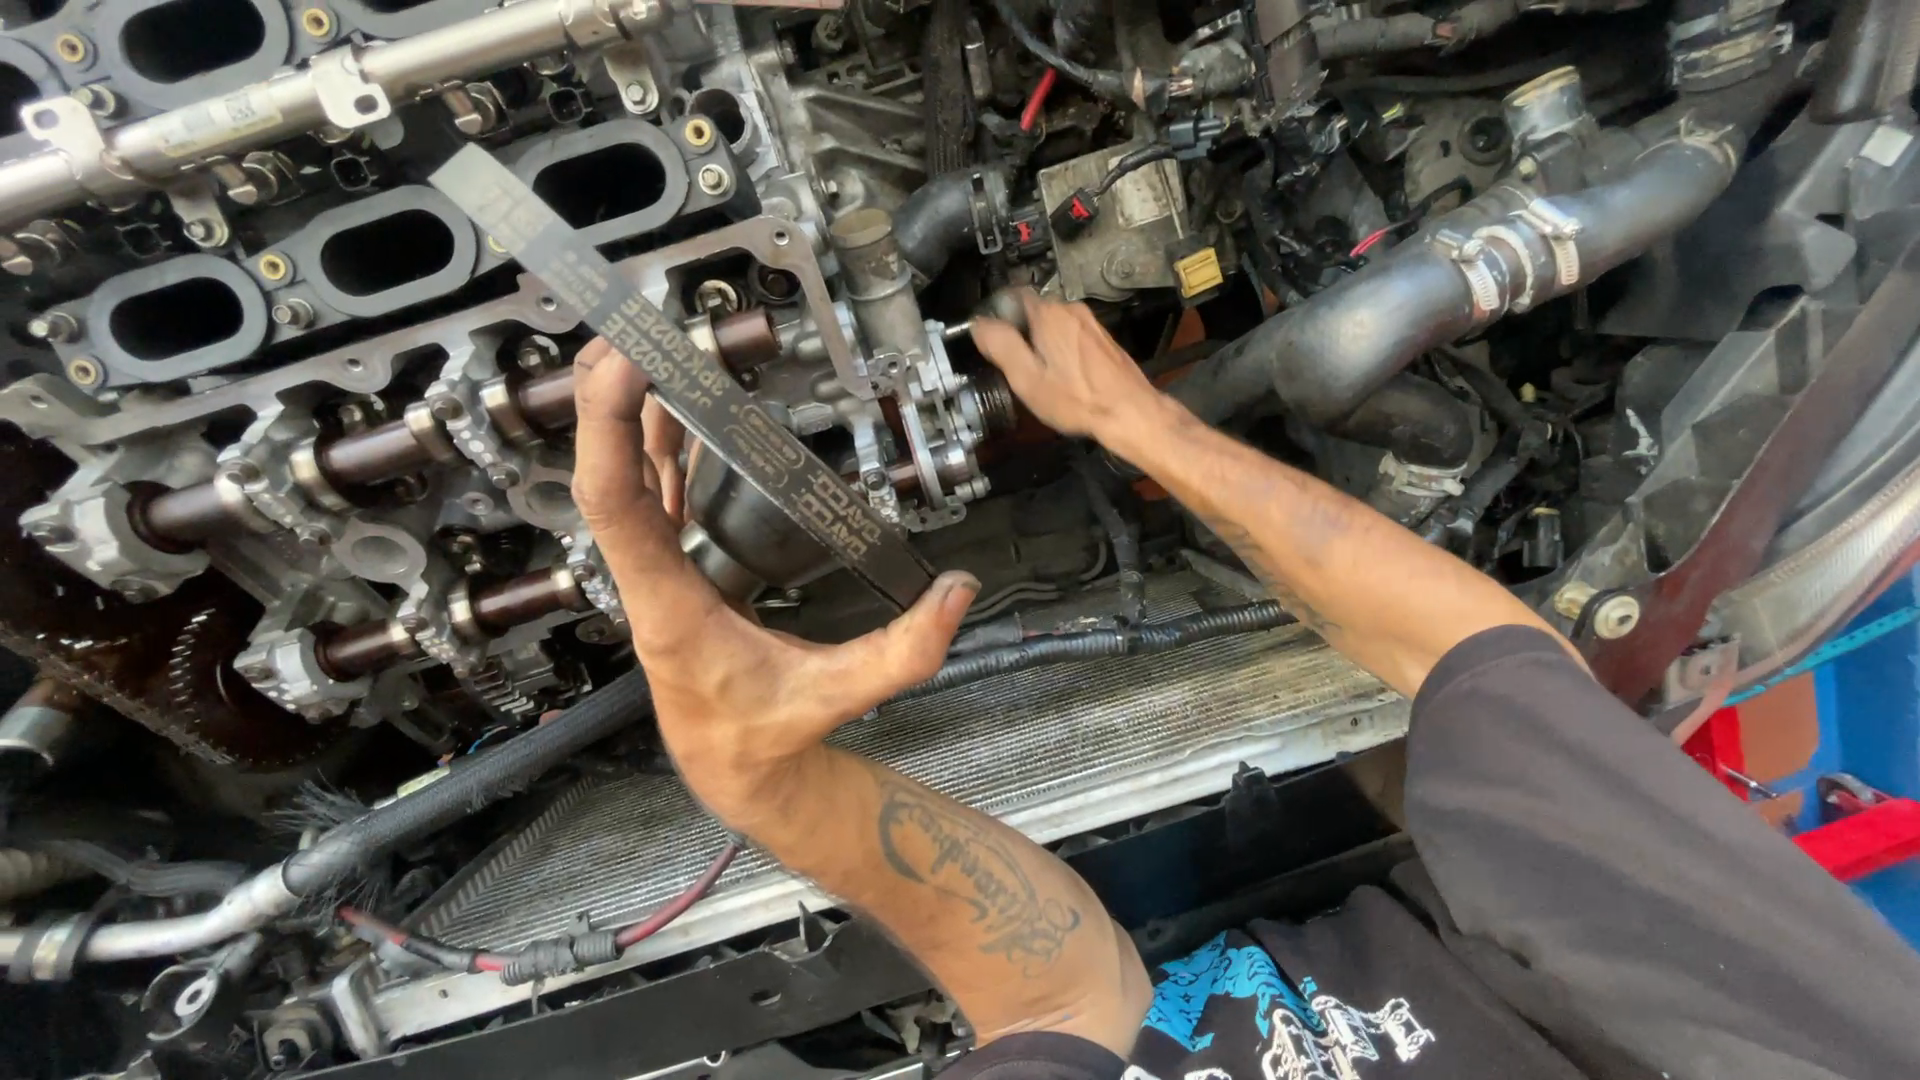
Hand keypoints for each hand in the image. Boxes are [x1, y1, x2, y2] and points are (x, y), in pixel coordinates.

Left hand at [570, 338, 981, 806]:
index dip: (611, 429)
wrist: (735, 765)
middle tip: (632, 333)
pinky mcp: (675, 571)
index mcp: (672, 607)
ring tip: (644, 354)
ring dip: (625, 418)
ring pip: (624, 482)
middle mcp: (649, 584)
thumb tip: (958, 590)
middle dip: (606, 402)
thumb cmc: (771, 731)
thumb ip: (907, 650)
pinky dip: (654, 449)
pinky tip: (671, 416)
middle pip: (605, 478)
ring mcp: (656, 575)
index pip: (618, 506)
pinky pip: (653, 498)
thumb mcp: (843, 693)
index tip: (630, 365)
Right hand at [971, 289, 1161, 438]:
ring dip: (1041, 341)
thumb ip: (1001, 346)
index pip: (1012, 295)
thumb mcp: (1027, 378)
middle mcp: (1070, 309)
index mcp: (1048, 314)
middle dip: (1021, 331)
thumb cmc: (1077, 399)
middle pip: (1034, 310)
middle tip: (1014, 363)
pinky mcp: (1102, 338)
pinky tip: (1063, 374)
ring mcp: (1090, 322)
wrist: (1128, 411)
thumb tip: (980, 325)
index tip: (992, 335)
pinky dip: (1061, 348)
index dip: (997, 313)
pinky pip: (1071, 334)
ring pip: (1054, 323)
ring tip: (1039, 372)